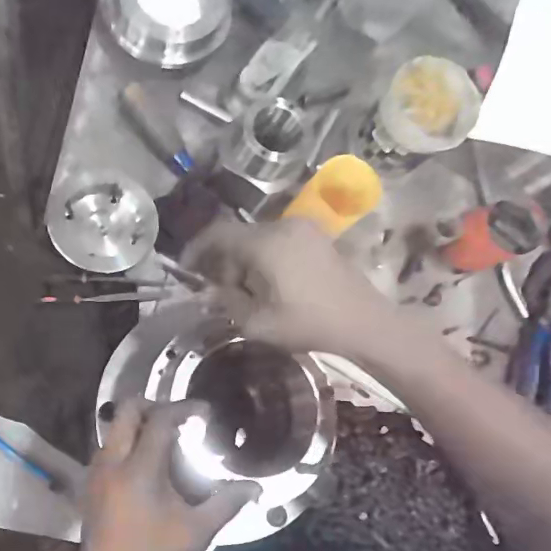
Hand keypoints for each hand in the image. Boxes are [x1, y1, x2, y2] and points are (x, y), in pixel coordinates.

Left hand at [75, 399, 259, 550]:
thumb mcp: (196, 531)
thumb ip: (226, 504)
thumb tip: (255, 488)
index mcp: (139, 468)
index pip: (160, 420)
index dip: (184, 408)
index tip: (204, 411)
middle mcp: (113, 460)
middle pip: (127, 410)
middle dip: (155, 406)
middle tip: (180, 420)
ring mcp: (97, 469)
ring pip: (114, 427)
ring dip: (139, 424)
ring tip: (167, 442)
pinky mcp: (90, 480)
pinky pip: (109, 445)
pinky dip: (128, 441)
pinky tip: (147, 465)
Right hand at [188, 219, 396, 355]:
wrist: (365, 323)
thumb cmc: (309, 324)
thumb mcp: (257, 322)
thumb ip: (227, 302)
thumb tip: (213, 292)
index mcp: (265, 243)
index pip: (218, 233)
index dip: (196, 249)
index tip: (186, 270)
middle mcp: (283, 226)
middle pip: (238, 236)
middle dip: (223, 262)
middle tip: (221, 292)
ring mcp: (304, 229)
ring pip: (257, 238)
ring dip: (244, 261)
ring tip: (246, 293)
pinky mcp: (317, 237)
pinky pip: (278, 241)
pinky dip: (264, 258)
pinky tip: (269, 285)